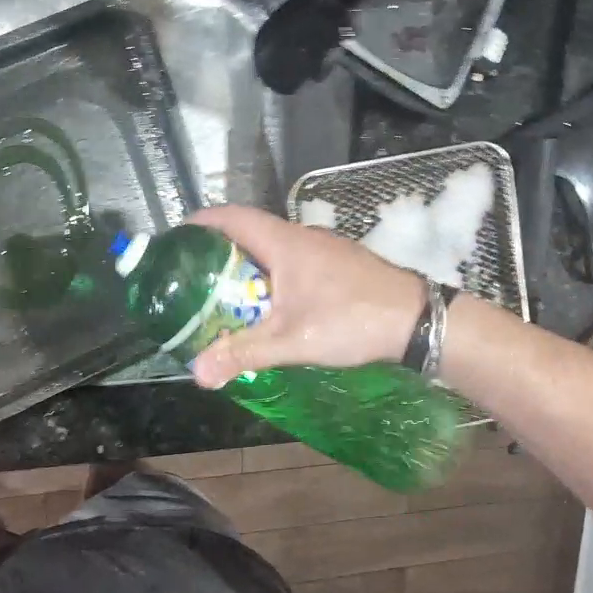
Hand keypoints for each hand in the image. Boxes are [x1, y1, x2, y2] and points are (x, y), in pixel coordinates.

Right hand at [185, 205, 425, 388]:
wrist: (417, 321)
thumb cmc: (351, 320)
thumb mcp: (291, 341)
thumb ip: (243, 354)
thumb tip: (198, 375)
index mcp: (284, 244)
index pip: (232, 218)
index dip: (201, 224)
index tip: (175, 239)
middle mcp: (301, 238)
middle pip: (249, 233)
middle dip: (217, 252)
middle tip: (192, 278)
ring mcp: (323, 250)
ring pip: (272, 251)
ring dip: (245, 268)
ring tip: (223, 296)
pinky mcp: (338, 267)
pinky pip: (291, 265)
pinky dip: (269, 278)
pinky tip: (268, 307)